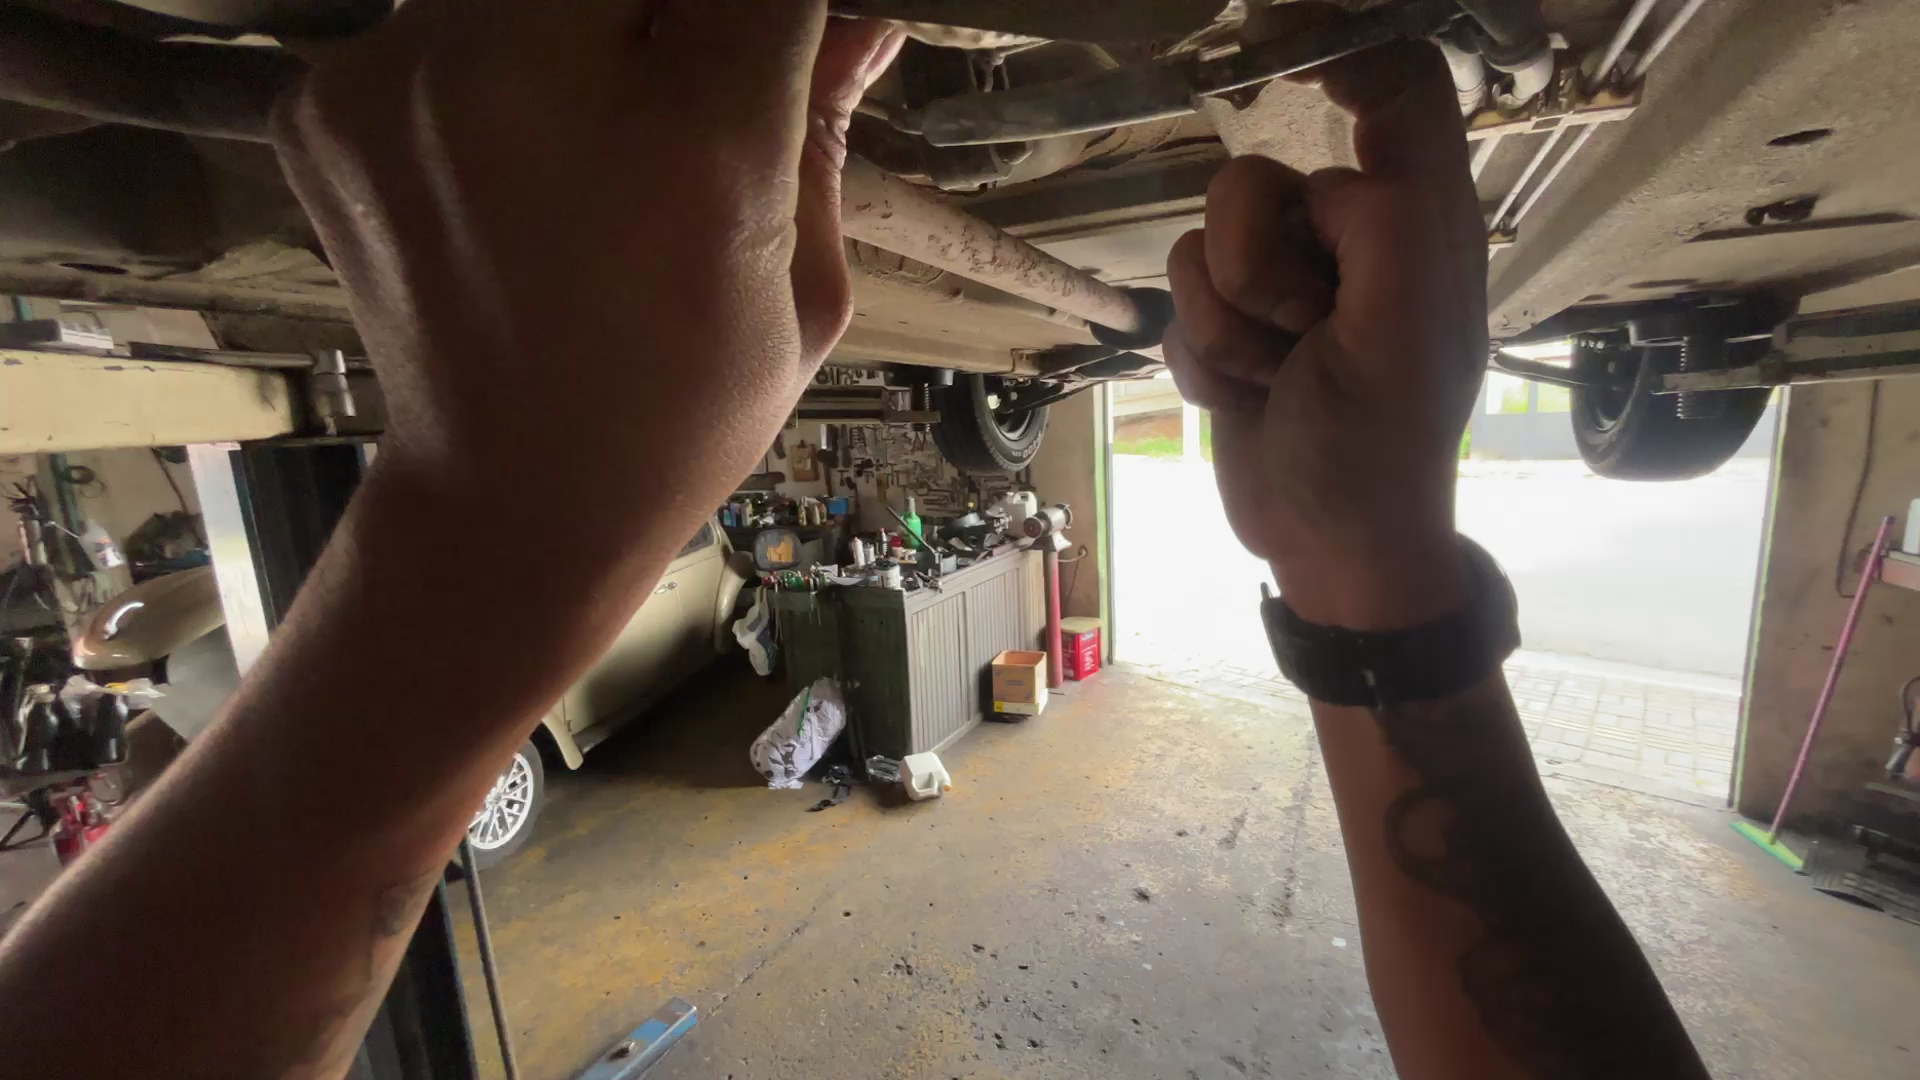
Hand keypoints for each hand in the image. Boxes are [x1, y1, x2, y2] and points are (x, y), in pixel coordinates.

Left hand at [272, 0, 901, 531]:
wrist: (525, 497)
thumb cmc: (694, 417)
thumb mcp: (805, 302)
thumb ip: (826, 145)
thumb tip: (867, 24)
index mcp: (699, 155)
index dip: (781, 14)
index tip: (777, 48)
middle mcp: (542, 87)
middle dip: (680, 13)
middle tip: (685, 91)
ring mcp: (411, 84)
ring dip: (582, 30)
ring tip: (596, 138)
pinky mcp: (327, 103)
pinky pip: (435, 19)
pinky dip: (495, 67)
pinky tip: (518, 169)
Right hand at [1164, 37, 1487, 628]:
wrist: (1323, 537)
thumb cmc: (1376, 448)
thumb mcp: (1406, 333)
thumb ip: (1387, 225)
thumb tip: (1326, 179)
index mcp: (1407, 227)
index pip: (1400, 97)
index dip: (1351, 66)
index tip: (1294, 80)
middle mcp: (1333, 245)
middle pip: (1252, 181)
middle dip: (1255, 273)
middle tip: (1299, 333)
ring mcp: (1269, 294)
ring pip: (1196, 251)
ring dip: (1223, 331)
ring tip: (1269, 379)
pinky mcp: (1222, 334)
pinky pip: (1175, 311)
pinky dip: (1199, 364)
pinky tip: (1240, 398)